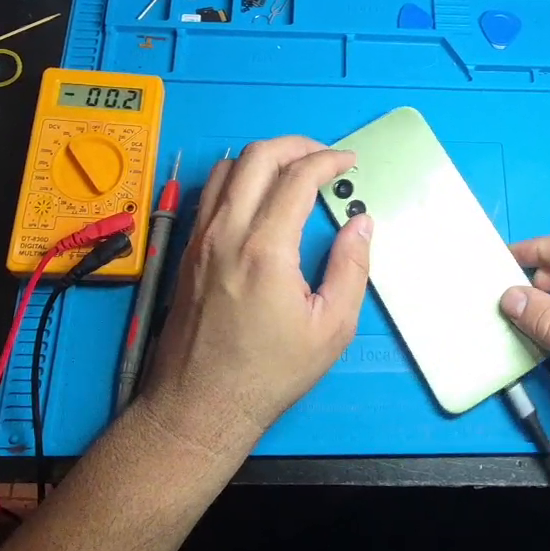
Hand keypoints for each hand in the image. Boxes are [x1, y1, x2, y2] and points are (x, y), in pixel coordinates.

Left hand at [137, 137, 371, 458]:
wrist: (199, 405)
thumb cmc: (270, 373)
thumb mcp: (331, 329)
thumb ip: (351, 267)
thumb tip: (361, 222)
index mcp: (265, 248)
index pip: (297, 177)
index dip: (329, 160)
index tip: (349, 162)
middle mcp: (227, 231)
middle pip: (258, 156)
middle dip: (298, 145)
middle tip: (325, 157)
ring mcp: (200, 237)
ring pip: (228, 166)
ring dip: (265, 157)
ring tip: (294, 171)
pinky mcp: (187, 248)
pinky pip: (211, 191)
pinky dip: (239, 177)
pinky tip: (260, 197)